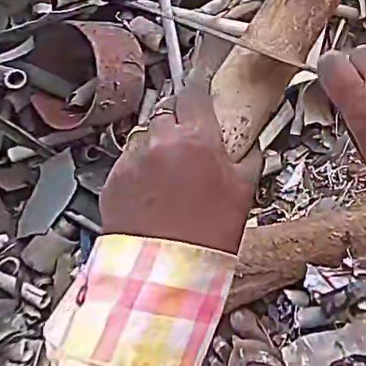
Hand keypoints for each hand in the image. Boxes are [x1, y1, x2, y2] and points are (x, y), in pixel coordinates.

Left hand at [100, 85, 261, 253]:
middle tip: (188, 142)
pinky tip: (153, 191)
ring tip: (170, 174)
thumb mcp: (243, 192)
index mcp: (196, 139)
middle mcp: (160, 142)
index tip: (199, 92)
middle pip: (166, 110)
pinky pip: (128, 160)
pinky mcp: (114, 179)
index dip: (197, 91)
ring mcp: (133, 160)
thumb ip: (248, 158)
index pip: (193, 92)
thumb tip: (251, 145)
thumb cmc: (206, 237)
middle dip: (177, 121)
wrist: (166, 273)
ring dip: (156, 144)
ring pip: (145, 134)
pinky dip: (139, 168)